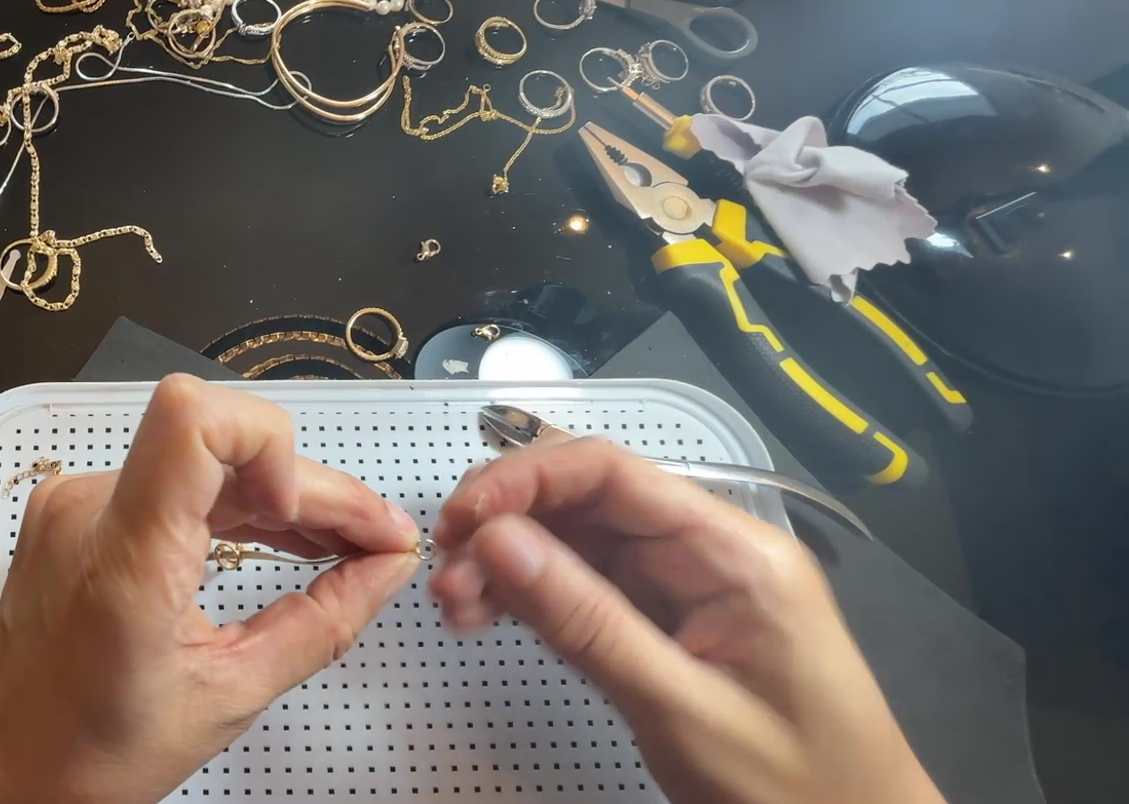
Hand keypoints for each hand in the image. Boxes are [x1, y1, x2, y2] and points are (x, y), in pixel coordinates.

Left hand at [0, 374, 424, 803]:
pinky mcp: (91, 504)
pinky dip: (243, 503)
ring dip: (286, 491)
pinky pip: (182, 480)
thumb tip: (383, 569)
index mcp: (125, 556)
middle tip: (378, 538)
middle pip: (226, 443)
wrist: (1, 758)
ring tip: (348, 540)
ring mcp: (86, 497)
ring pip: (212, 459)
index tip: (297, 508)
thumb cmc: (90, 747)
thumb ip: (321, 624)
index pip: (191, 419)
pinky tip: (290, 534)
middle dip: (314, 485)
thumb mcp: (226, 697)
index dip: (266, 441)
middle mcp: (94, 504)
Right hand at [430, 436, 943, 803]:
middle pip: (575, 496)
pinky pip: (564, 577)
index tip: (463, 517)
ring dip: (497, 559)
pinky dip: (515, 591)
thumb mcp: (683, 710)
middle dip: (501, 520)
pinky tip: (478, 614)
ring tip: (453, 601)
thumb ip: (585, 620)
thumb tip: (492, 540)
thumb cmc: (796, 792)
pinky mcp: (643, 606)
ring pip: (558, 534)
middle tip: (447, 563)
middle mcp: (692, 544)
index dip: (525, 477)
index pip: (610, 472)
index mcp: (729, 549)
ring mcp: (666, 575)